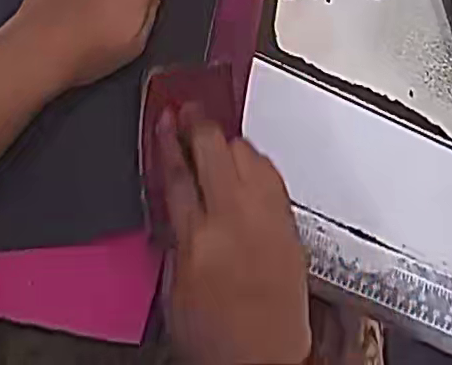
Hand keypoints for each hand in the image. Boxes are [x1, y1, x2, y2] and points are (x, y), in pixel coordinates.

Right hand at [161, 106, 310, 364]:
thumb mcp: (176, 288)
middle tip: (188, 111)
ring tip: (215, 139)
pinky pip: (269, 170)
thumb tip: (174, 191)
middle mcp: (234, 218)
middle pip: (213, 148)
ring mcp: (265, 214)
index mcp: (198, 240)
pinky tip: (245, 161)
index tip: (164, 119)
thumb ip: (174, 234)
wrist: (268, 360)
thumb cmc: (219, 337)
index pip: (177, 173)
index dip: (167, 140)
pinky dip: (254, 160)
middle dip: (197, 123)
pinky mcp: (287, 218)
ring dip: (226, 141)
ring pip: (245, 150)